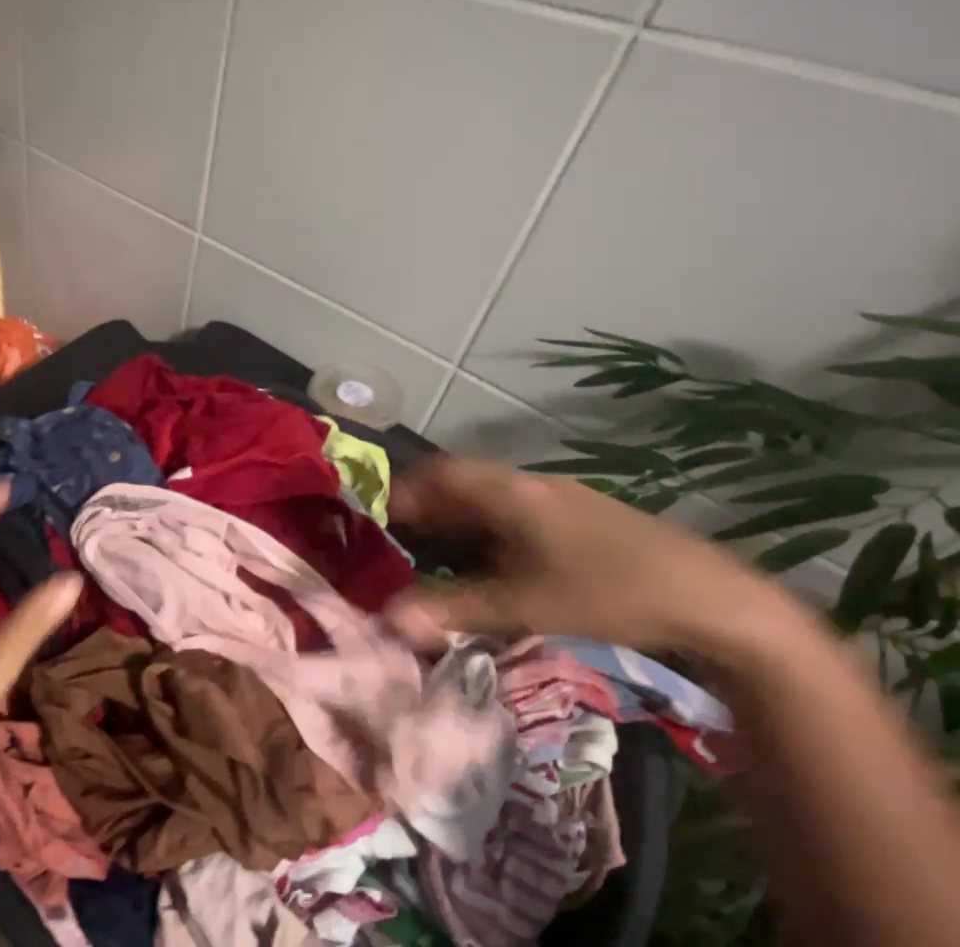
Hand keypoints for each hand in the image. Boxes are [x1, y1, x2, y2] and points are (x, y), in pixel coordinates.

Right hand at [383, 456, 789, 653]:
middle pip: (464, 484)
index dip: (404, 491)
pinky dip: (491, 534)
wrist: (717, 602)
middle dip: (427, 510)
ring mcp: (564, 501)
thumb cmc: (611, 594)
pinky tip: (492, 568)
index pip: (440, 473)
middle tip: (398, 542)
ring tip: (435, 558)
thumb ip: (453, 610)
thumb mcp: (524, 606)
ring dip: (459, 523)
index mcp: (513, 492)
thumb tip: (387, 621)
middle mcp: (534, 486)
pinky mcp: (586, 522)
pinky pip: (519, 516)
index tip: (377, 520)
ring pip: (492, 502)